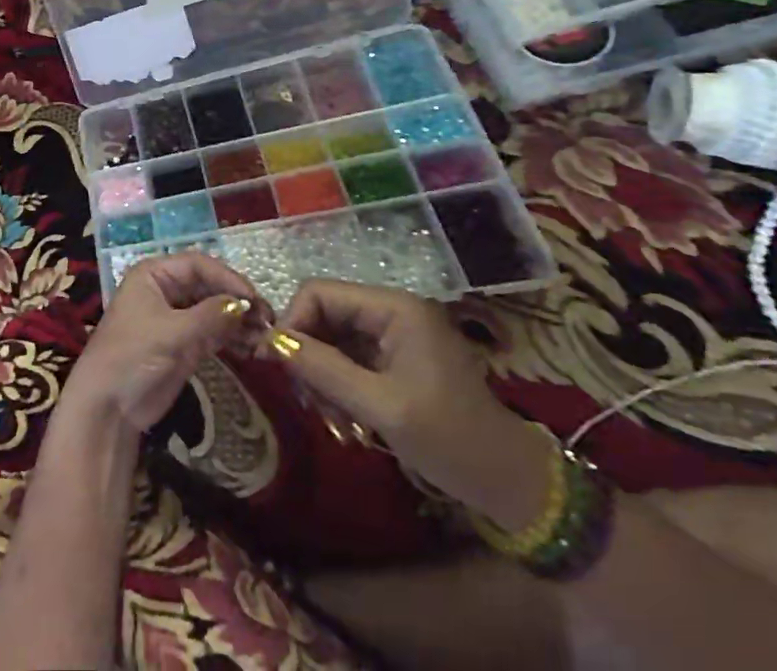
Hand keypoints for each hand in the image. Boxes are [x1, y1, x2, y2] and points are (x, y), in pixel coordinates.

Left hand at [64, 251, 264, 432]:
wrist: (110, 405)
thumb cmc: (132, 356)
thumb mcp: (171, 332)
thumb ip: (210, 315)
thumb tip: (246, 304)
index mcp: (153, 275)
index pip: (197, 264)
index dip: (227, 277)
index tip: (254, 298)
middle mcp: (166, 290)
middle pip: (211, 286)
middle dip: (238, 300)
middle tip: (269, 319)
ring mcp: (177, 318)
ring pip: (217, 310)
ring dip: (241, 321)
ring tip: (266, 336)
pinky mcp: (187, 344)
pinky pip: (217, 332)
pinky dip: (235, 337)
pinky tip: (255, 347)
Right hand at [280, 279, 551, 529]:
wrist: (508, 482)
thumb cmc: (449, 438)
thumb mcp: (380, 405)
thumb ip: (323, 368)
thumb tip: (268, 341)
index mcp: (396, 309)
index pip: (318, 293)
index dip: (292, 322)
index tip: (279, 364)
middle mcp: (392, 312)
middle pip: (321, 314)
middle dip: (305, 353)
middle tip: (306, 398)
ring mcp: (394, 336)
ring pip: (328, 338)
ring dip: (317, 374)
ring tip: (327, 414)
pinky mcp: (393, 359)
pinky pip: (344, 358)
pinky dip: (333, 383)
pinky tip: (339, 414)